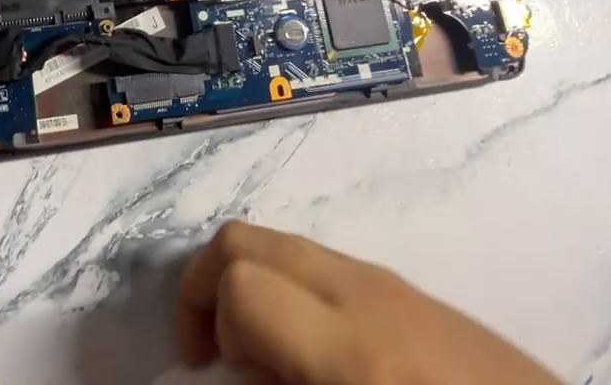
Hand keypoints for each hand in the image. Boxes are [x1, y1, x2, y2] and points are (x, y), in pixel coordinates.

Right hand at [179, 221, 561, 384]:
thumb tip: (235, 363)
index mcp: (353, 353)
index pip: (239, 282)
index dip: (203, 320)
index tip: (210, 371)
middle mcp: (364, 295)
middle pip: (245, 239)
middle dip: (205, 284)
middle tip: (213, 352)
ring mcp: (388, 282)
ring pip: (280, 246)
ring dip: (248, 288)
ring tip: (263, 358)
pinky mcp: (407, 288)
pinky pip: (320, 267)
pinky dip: (288, 294)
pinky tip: (312, 354)